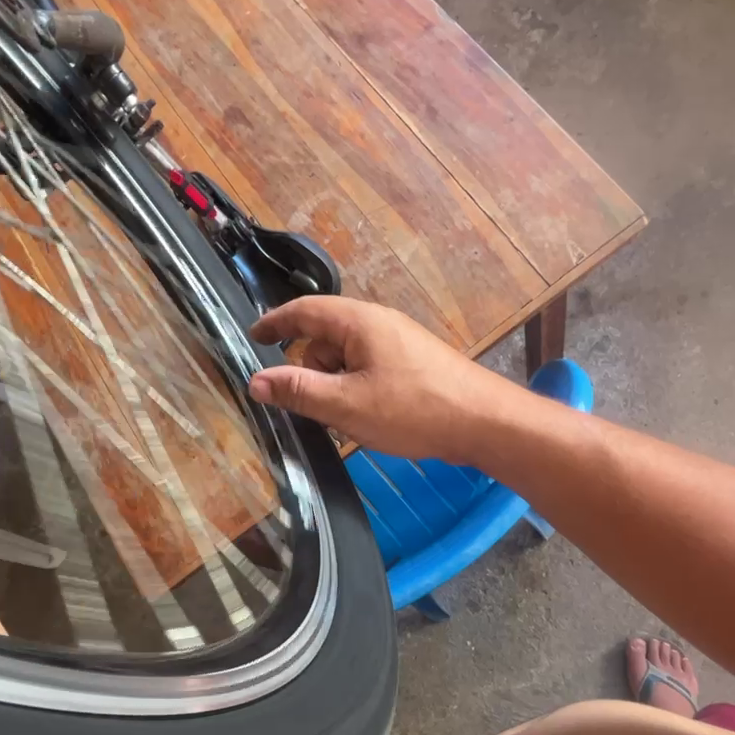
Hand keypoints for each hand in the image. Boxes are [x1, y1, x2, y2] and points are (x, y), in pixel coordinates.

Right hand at [247, 297, 527, 462]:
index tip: (252, 338)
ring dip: (333, 387)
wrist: (483, 422)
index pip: (304, 311)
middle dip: (308, 371)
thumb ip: (299, 391)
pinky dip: (354, 391)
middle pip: (324, 339)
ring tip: (343, 421)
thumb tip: (255, 382)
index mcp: (358, 322)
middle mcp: (377, 324)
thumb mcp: (346, 404)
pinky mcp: (410, 365)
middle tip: (309, 408)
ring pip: (345, 360)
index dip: (274, 323)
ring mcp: (396, 343)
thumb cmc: (412, 409)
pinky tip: (364, 420)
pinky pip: (366, 370)